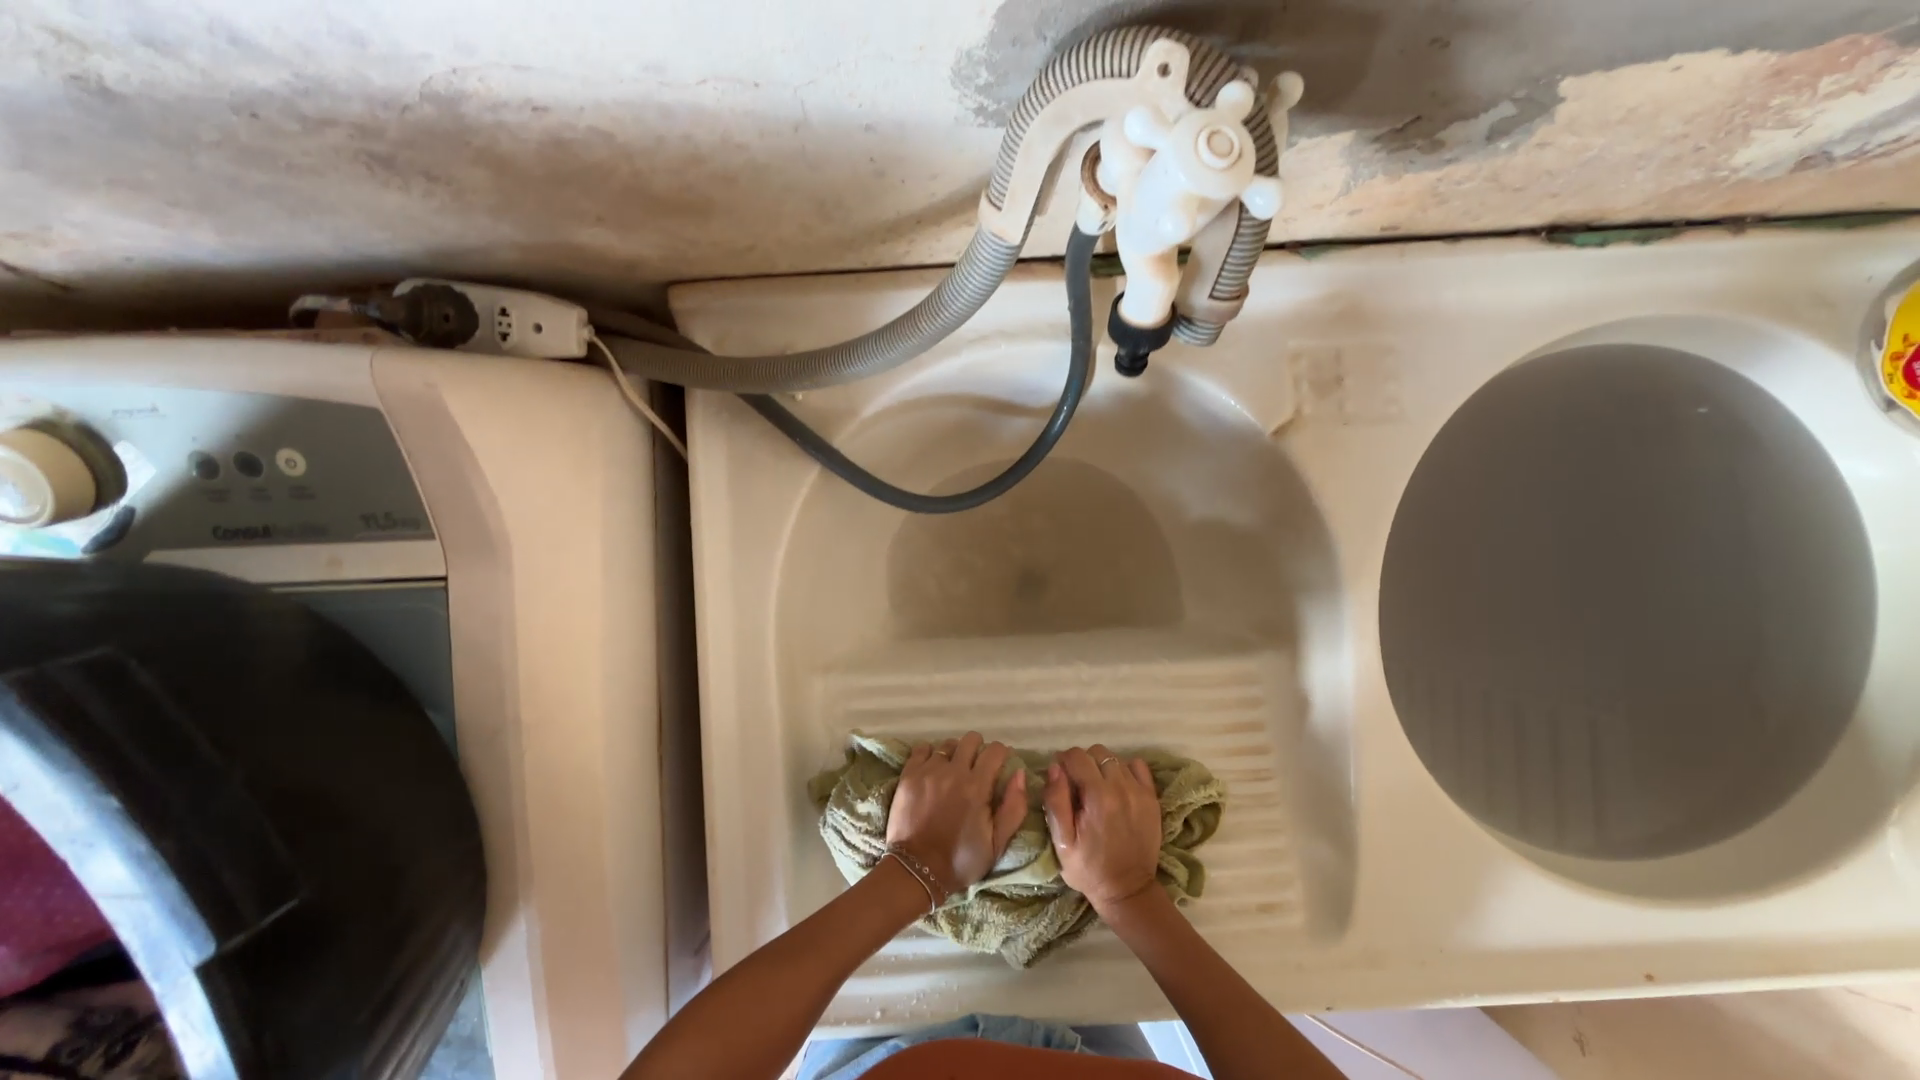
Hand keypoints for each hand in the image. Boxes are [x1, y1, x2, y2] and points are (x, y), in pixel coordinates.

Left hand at [887, 732, 1027, 896]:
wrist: (917, 870)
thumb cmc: (961, 860)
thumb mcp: (998, 843)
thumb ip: (1014, 807)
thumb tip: (1019, 774)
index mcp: (978, 786)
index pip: (995, 751)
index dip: (1001, 754)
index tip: (1000, 765)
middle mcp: (953, 771)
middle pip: (971, 740)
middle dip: (979, 749)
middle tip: (977, 767)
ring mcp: (928, 771)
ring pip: (947, 744)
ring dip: (955, 753)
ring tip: (953, 770)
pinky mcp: (908, 775)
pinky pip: (921, 749)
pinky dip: (929, 754)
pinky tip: (932, 768)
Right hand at [1045, 744, 1163, 912]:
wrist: (1128, 890)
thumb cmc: (1088, 868)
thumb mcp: (1062, 841)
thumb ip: (1056, 801)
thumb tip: (1055, 768)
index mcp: (1098, 796)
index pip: (1077, 756)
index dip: (1063, 761)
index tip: (1059, 777)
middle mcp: (1122, 787)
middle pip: (1097, 753)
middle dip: (1083, 763)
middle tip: (1077, 786)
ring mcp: (1140, 791)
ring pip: (1116, 759)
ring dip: (1102, 768)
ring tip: (1097, 790)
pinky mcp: (1152, 798)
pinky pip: (1138, 767)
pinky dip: (1125, 770)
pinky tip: (1117, 788)